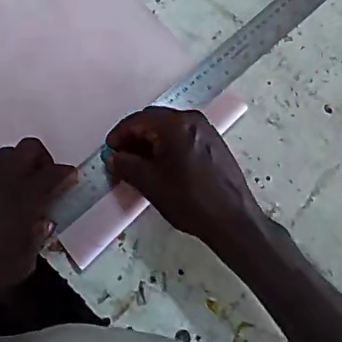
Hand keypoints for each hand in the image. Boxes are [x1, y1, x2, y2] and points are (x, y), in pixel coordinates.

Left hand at [0, 138, 72, 318]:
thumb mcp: (25, 261)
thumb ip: (37, 234)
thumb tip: (44, 219)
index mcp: (23, 196)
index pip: (52, 173)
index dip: (65, 174)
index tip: (72, 179)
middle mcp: (1, 180)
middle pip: (27, 148)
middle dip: (42, 159)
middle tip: (48, 180)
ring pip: (6, 155)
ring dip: (20, 165)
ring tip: (26, 189)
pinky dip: (2, 177)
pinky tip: (4, 200)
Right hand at [107, 107, 264, 253]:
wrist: (232, 220)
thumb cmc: (190, 200)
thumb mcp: (149, 183)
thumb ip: (125, 165)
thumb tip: (114, 158)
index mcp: (175, 124)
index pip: (138, 120)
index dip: (120, 134)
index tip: (110, 149)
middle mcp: (192, 120)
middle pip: (154, 121)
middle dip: (134, 137)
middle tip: (121, 157)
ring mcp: (206, 131)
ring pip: (169, 129)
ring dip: (150, 142)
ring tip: (138, 165)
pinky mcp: (214, 144)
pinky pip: (182, 137)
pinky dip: (167, 147)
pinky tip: (160, 166)